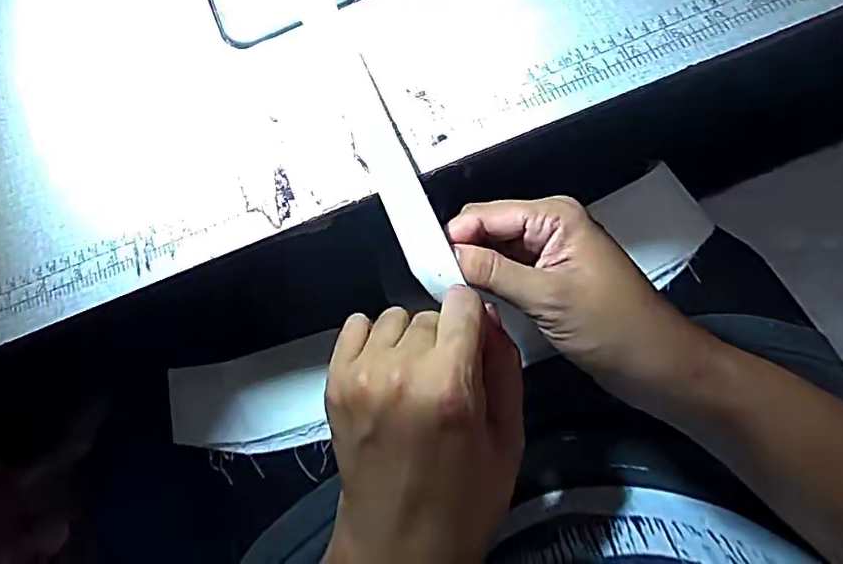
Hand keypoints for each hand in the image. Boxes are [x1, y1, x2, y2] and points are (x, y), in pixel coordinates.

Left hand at [323, 286, 523, 563]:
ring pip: (393, 317)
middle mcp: (402, 370)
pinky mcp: (336, 377)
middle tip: (445, 375)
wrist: (400, 538)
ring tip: (413, 377)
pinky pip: (357, 324)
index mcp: (450, 385)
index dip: (471, 315)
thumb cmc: (461, 498)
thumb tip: (488, 316)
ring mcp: (363, 372)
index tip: (471, 329)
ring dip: (406, 339)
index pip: (461, 303)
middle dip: (442, 337)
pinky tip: (385, 371)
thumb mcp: (507, 439)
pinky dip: (373, 340)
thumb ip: (503, 368)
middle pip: (428, 313)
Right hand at [447, 196, 720, 410]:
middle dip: (463, 250)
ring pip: (491, 247)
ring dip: (475, 266)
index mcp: (555, 216)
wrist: (668, 374)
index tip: (429, 260)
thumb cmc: (623, 333)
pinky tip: (479, 296)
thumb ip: (493, 271)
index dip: (455, 236)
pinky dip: (489, 278)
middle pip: (485, 227)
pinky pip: (505, 265)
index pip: (485, 214)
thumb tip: (450, 255)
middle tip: (439, 279)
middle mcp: (550, 225)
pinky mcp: (547, 272)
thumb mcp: (549, 300)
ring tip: (457, 290)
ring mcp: (549, 249)